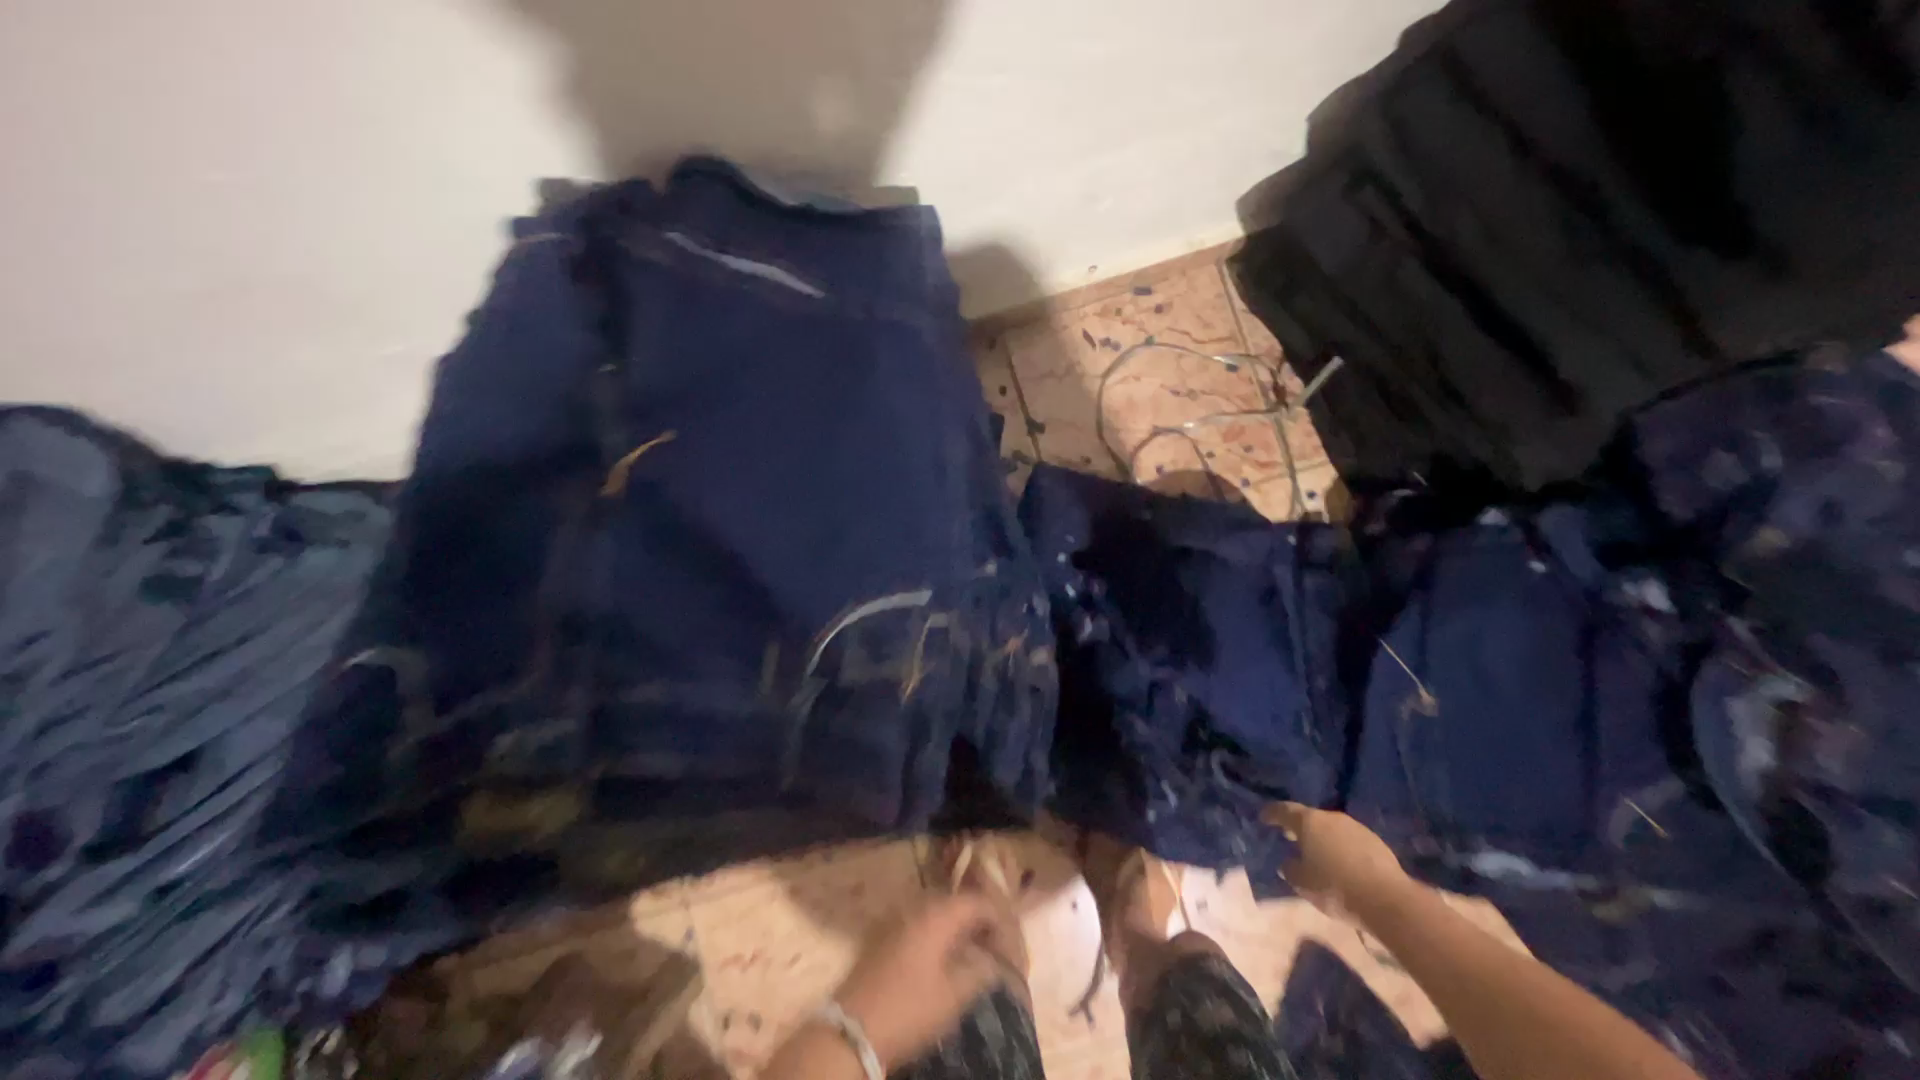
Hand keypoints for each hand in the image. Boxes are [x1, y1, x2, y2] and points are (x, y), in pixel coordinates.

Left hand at [832, 893, 1020, 1069]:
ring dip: (953, 925)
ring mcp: (893, 920)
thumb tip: (992, 961)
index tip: (1009, 941)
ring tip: (968, 951)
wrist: (852, 1030)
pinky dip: (933, 932)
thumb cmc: (909, 1010)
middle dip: (975, 919)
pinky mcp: (880, 936)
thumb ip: (979, 972)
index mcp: (937, 916)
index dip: (997, 918)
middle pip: (954, 902)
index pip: (976, 902)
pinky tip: (939, 957)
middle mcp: (915, 908)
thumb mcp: (954, 996)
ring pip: (933, 912)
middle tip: (991, 945)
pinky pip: (916, 923)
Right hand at [1262, 802, 1413, 919]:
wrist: (1387, 900)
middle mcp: (1332, 818)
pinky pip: (1350, 841)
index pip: (1284, 810)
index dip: (1272, 813)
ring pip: (1332, 829)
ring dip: (1322, 839)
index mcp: (1309, 822)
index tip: (1264, 817)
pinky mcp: (1376, 842)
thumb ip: (1290, 869)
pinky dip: (1341, 848)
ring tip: (1317, 854)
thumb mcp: (1302, 883)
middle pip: (1310, 818)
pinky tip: (1341, 864)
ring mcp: (1357, 828)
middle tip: (1289, 838)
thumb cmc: (1335, 888)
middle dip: (1299, 828)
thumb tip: (1288, 863)